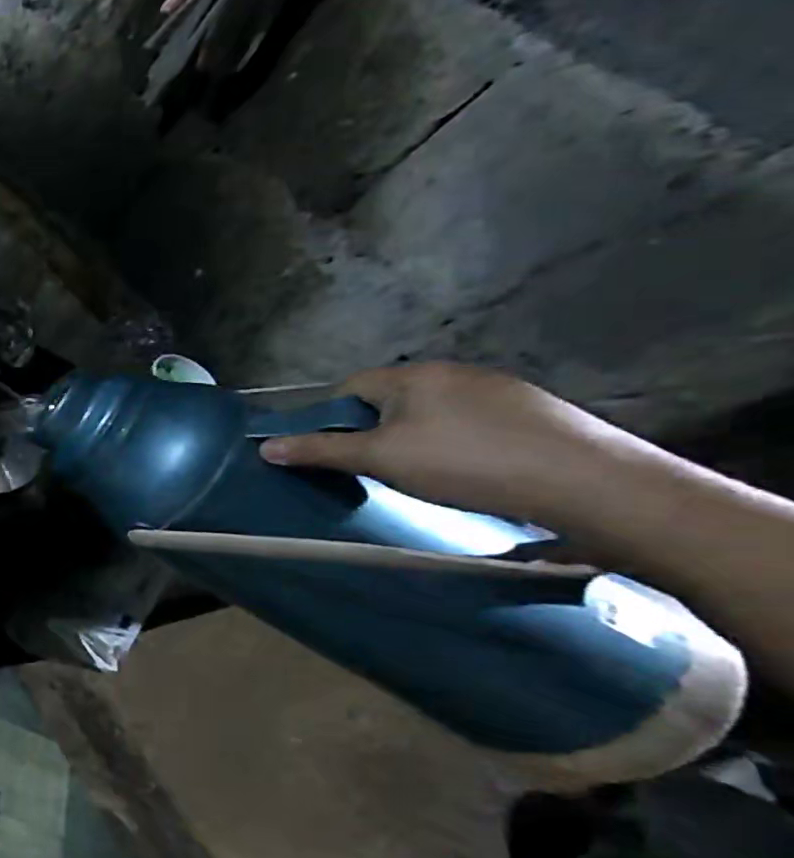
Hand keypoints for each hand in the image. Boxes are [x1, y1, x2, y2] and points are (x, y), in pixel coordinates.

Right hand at [257, 362, 639, 524]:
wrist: (591, 484)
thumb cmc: (467, 464)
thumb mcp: (382, 460)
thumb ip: (322, 451)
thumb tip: (266, 446)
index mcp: (414, 376)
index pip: (350, 388)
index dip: (330, 418)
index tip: (330, 451)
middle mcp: (455, 373)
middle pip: (393, 400)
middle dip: (376, 430)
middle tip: (376, 469)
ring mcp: (500, 391)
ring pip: (435, 414)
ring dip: (419, 439)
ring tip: (427, 477)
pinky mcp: (536, 415)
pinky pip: (474, 426)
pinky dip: (461, 446)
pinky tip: (474, 475)